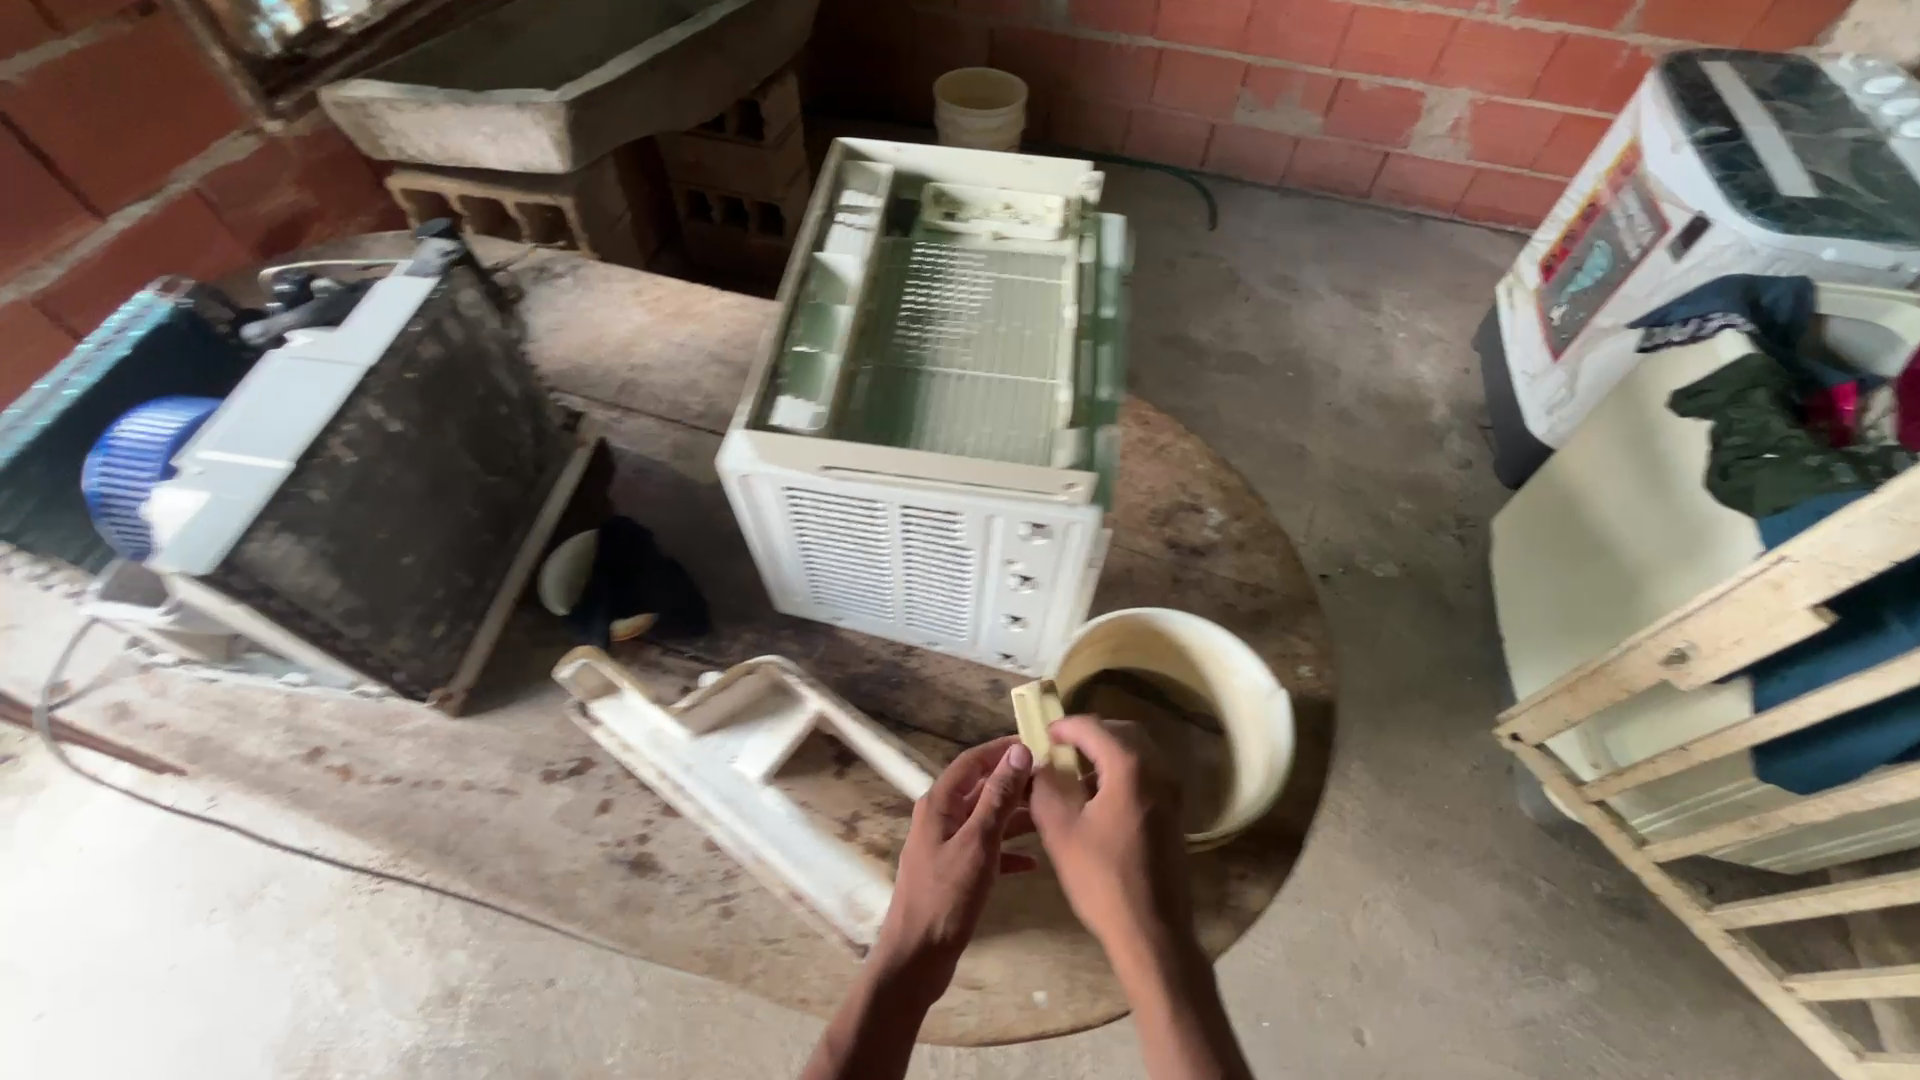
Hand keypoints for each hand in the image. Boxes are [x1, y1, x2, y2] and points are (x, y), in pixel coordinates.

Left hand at [871, 736, 1034, 998]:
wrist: (917, 958)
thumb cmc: (946, 896)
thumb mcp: (978, 842)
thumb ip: (998, 797)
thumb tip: (1017, 752)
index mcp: (939, 803)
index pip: (972, 761)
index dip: (1001, 750)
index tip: (1035, 745)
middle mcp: (940, 818)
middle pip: (980, 788)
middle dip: (1013, 783)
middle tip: (1051, 782)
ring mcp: (946, 846)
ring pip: (985, 819)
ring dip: (1014, 816)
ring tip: (1050, 815)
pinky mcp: (954, 872)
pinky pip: (985, 850)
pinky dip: (1007, 851)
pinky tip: (1033, 861)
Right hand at [1029, 715, 1192, 954]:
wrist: (1153, 931)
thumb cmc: (1103, 879)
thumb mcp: (1060, 831)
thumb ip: (1045, 789)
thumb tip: (1038, 767)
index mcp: (1130, 768)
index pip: (1093, 728)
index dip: (1065, 727)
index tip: (1043, 735)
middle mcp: (1158, 770)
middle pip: (1122, 732)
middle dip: (1089, 734)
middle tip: (1060, 748)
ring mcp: (1172, 792)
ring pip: (1138, 752)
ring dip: (1107, 752)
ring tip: (1075, 772)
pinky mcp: (1175, 812)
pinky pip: (1147, 773)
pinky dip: (1123, 771)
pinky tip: (1099, 798)